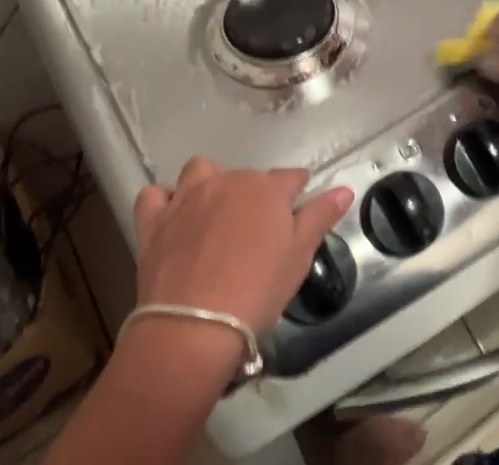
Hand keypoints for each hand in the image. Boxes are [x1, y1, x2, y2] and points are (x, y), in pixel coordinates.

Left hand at [131, 157, 352, 333]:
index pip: (291, 177)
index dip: (297, 191)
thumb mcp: (299, 256)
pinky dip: (164, 201)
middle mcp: (226, 181)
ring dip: (209, 182)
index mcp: (266, 188)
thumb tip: (344, 188)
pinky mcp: (154, 220)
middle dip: (255, 195)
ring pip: (199, 171)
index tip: (298, 208)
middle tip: (258, 231)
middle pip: (247, 177)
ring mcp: (186, 198)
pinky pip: (155, 195)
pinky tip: (172, 218)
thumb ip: (321, 216)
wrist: (195, 326)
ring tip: (215, 212)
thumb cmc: (258, 290)